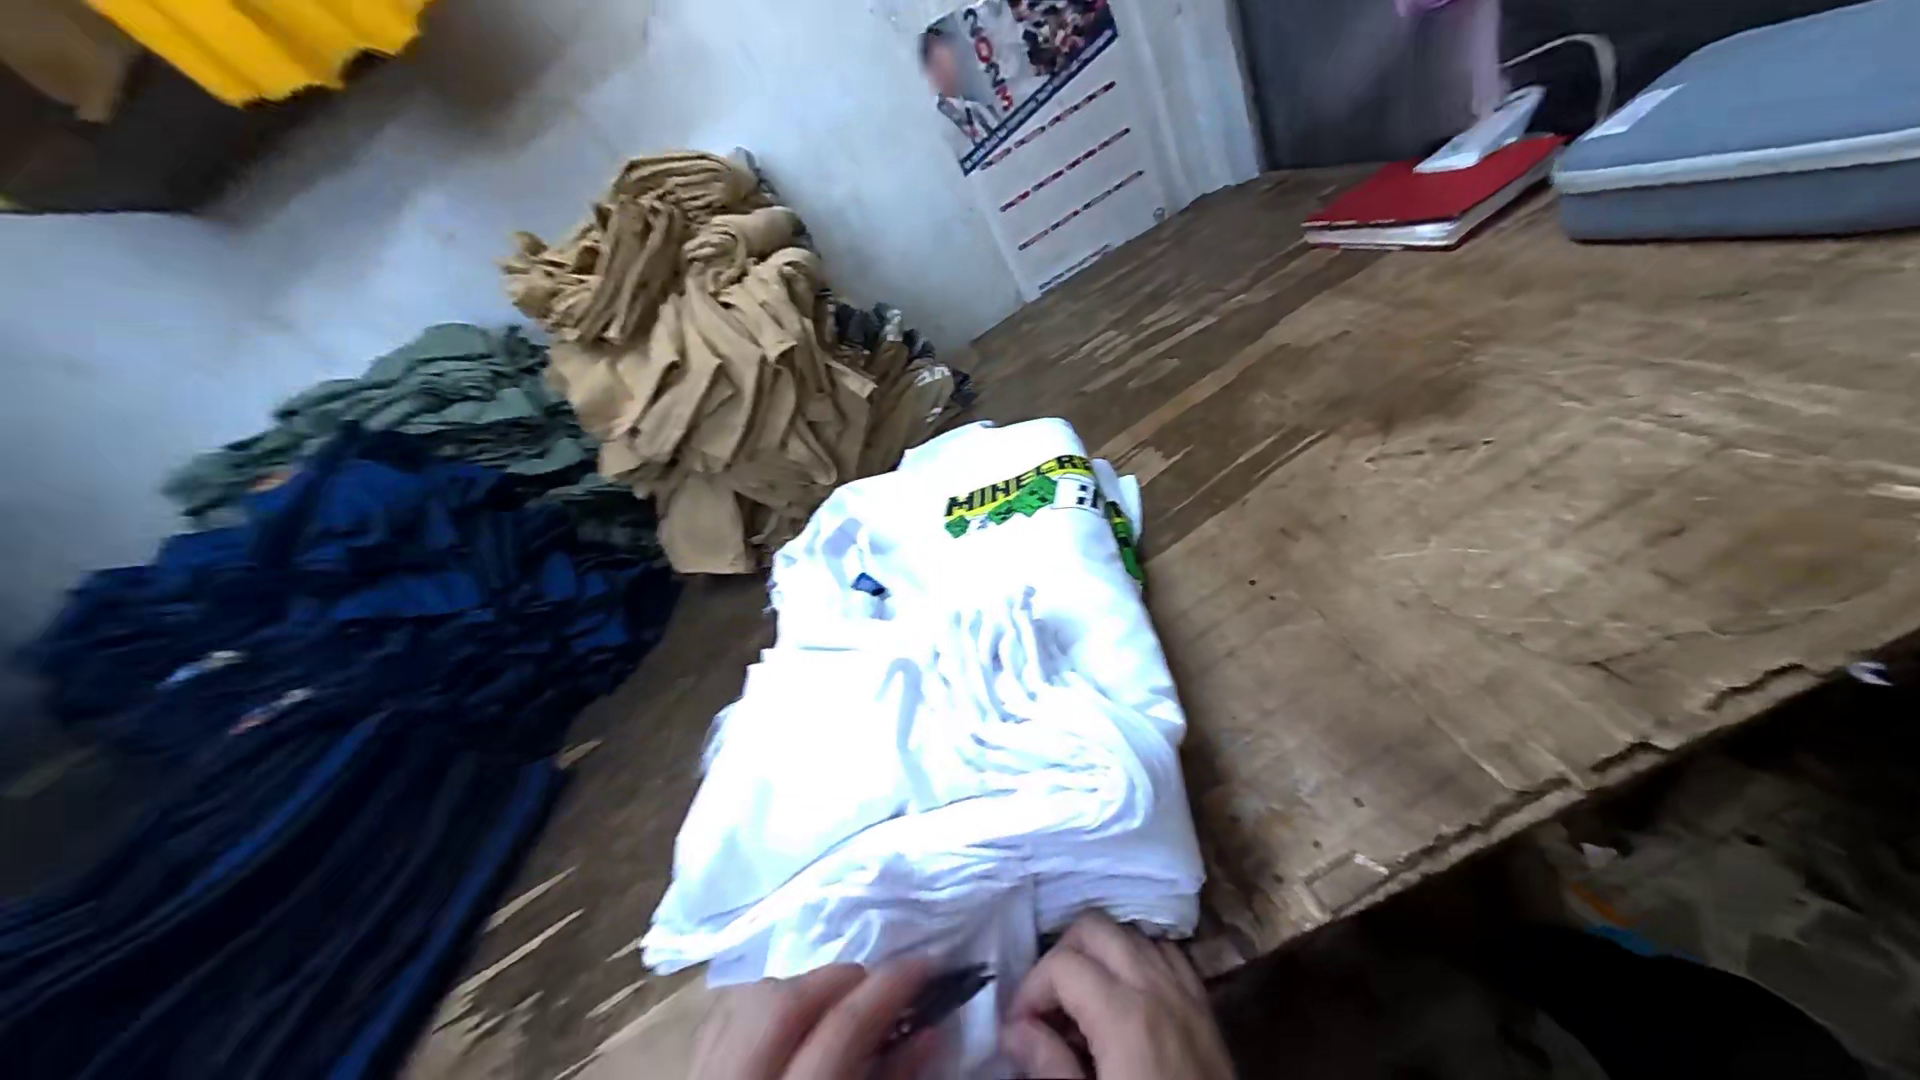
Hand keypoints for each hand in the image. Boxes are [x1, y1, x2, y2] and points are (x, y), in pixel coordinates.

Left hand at [690, 958, 936, 1079]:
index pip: (841, 1030)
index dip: (889, 987)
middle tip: (879, 988)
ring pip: (751, 1001)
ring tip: (839, 1006)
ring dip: (803, 989)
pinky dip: (765, 1008)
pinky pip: (725, 1020)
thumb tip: (928, 1032)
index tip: (926, 966)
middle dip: (841, 979)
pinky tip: (793, 1026)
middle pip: (786, 1003)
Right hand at [1002, 913, 1233, 1079]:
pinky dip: (1138, 957)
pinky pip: (1166, 953)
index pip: (1061, 964)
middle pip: (1095, 927)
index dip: (1030, 989)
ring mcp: (1186, 992)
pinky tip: (1126, 992)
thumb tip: (1014, 1031)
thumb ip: (1049, 1067)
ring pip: (1130, 932)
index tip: (1018, 1026)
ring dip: (1099, 951)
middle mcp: (1156, 987)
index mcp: (1124, 1015)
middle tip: (1047, 1002)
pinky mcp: (1206, 1007)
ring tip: (1082, 996)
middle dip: (1061, 954)